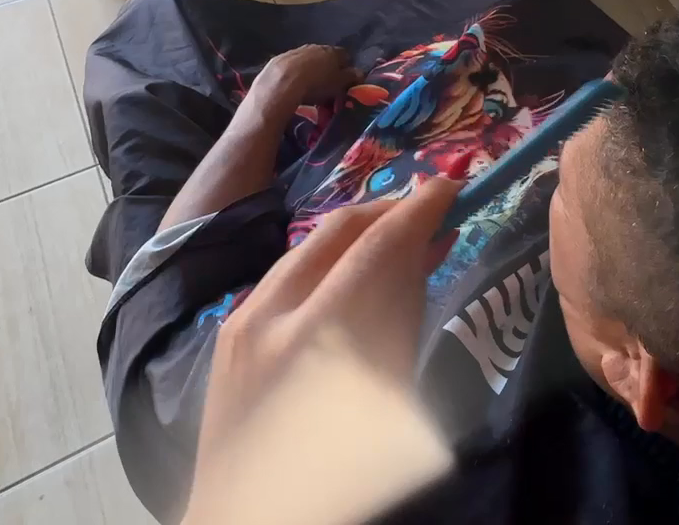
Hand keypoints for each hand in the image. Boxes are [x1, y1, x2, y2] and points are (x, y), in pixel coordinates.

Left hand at [182, 179, 460, 524]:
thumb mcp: (398, 398)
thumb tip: (427, 247)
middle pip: (339, 229)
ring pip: (308, 243)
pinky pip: (284, 271)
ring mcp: (243, 317)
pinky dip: (323, 259)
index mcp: (323, 340)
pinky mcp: (228, 327)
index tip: (450, 186)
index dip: (419, 208)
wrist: (253, 520)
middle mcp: (275, 314)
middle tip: (429, 205)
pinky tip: (347, 268)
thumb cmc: (346, 479)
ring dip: (356, 231)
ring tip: (395, 232)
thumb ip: (405, 312)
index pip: (379, 246)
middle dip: (389, 209)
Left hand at [254, 44, 357, 107]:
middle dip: (328, 68)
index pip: (346, 56)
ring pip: (309, 59)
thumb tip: (360, 72)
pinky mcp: (281, 58)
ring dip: (311, 69)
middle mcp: (316, 47)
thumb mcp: (339, 84)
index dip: (347, 68)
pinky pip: (293, 65)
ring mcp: (297, 50)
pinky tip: (293, 84)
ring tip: (309, 86)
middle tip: (327, 85)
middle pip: (326, 56)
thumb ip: (351, 77)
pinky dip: (295, 72)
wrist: (282, 82)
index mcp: (333, 51)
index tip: (345, 81)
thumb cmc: (317, 84)